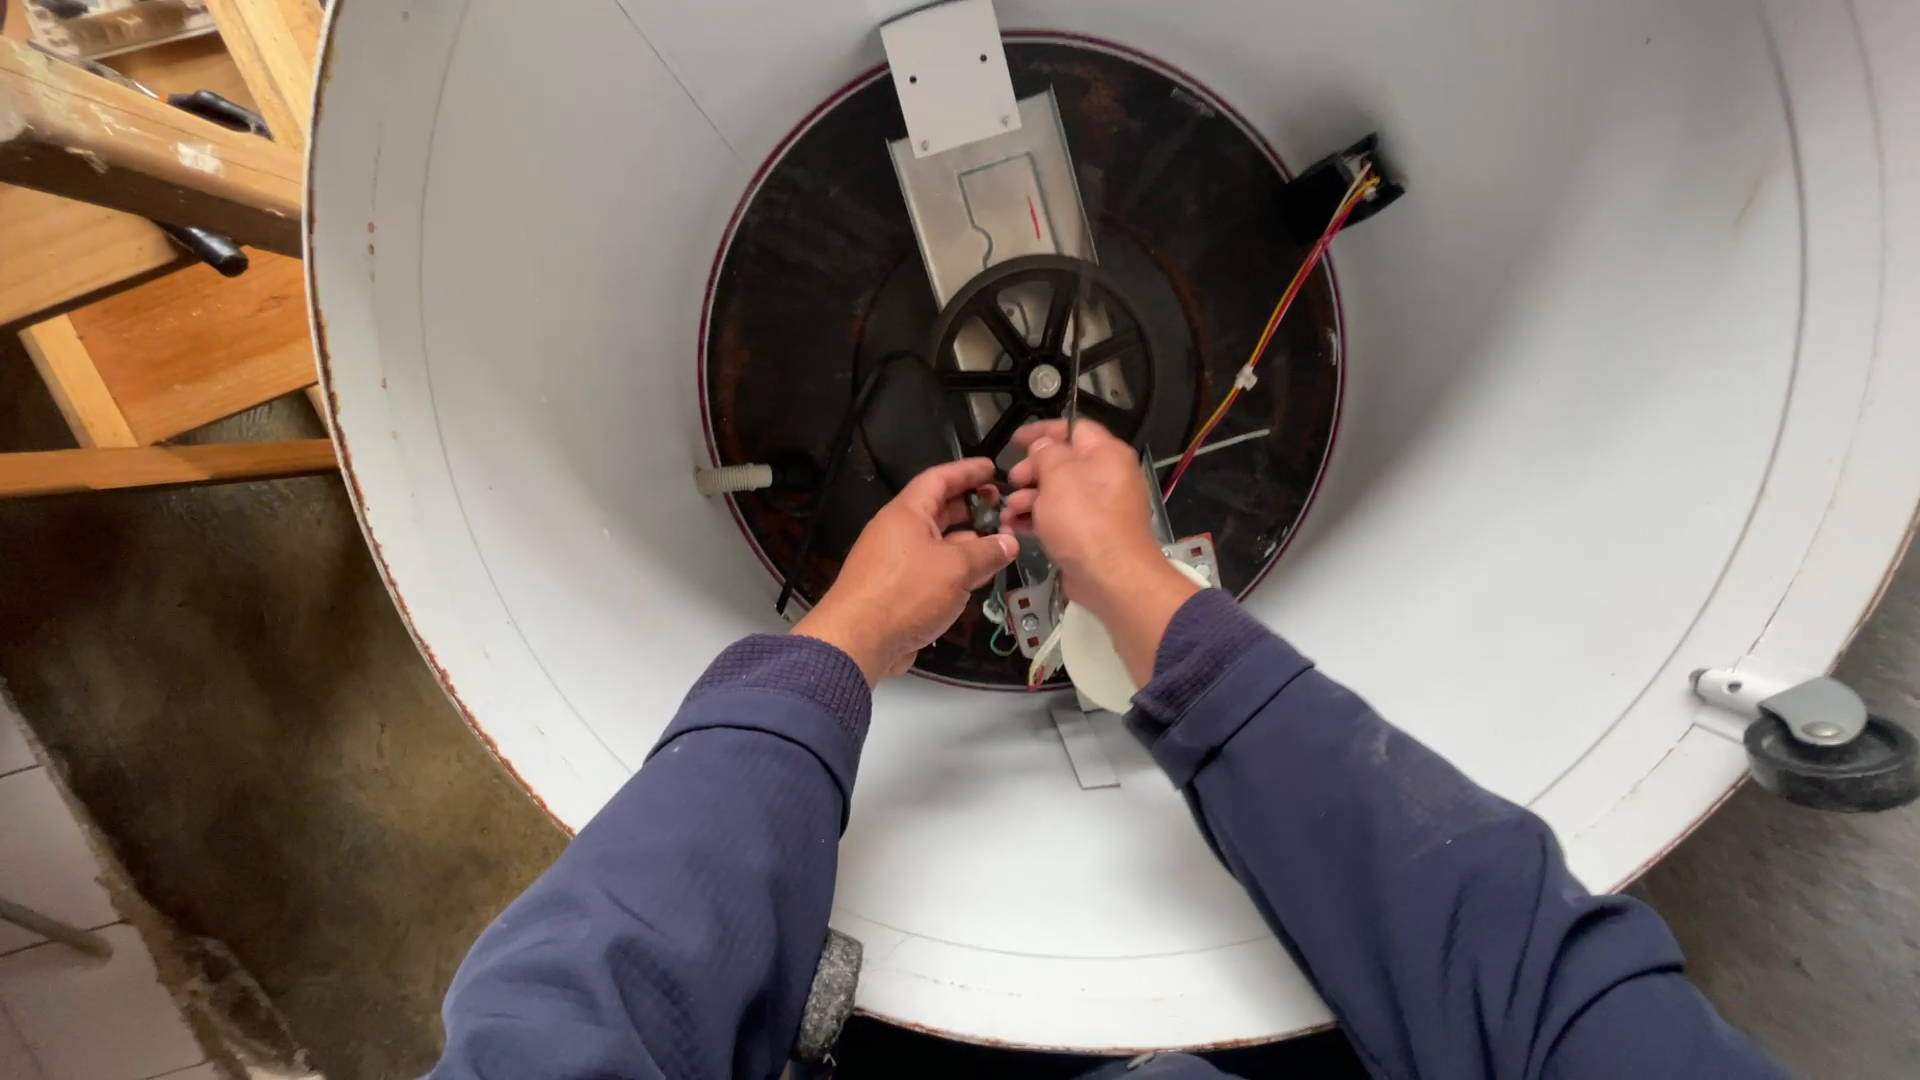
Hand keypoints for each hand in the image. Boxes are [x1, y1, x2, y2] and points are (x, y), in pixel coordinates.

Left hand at [793, 458, 1018, 684]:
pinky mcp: (897, 590)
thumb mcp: (956, 567)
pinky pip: (932, 570)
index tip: (991, 468)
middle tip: (1002, 508)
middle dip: (971, 507)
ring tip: (999, 544)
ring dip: (968, 542)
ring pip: (938, 543)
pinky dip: (955, 569)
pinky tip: (977, 578)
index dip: (967, 471)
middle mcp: (898, 532)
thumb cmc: (906, 591)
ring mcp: (896, 562)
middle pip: (939, 510)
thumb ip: (987, 552)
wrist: (858, 640)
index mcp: (906, 512)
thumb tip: (1009, 542)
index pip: (939, 478)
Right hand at [1002, 419, 1198, 684]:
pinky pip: (1060, 519)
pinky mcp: (1090, 535)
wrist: (1110, 576)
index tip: (1016, 439)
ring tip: (1007, 511)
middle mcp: (1107, 477)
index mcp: (1106, 454)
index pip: (1074, 428)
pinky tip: (1015, 527)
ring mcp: (1100, 508)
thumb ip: (1046, 453)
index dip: (1043, 430)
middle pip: (1063, 463)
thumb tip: (1043, 447)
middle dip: (1031, 471)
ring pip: (1058, 494)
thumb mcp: (1057, 475)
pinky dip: (1038, 520)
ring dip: (1028, 499)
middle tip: (1012, 480)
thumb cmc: (1084, 519)